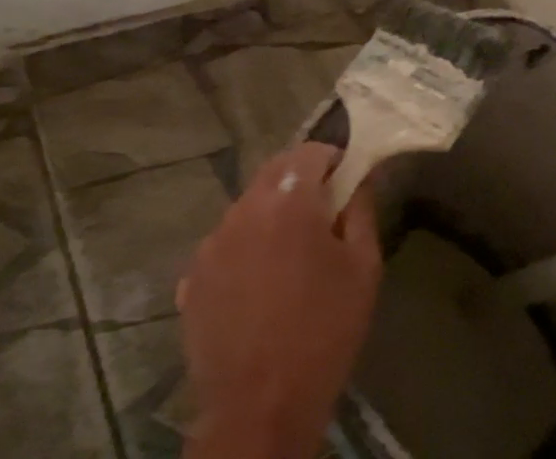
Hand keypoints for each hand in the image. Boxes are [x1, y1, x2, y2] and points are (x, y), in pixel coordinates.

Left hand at [178, 143, 381, 458]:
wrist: (260, 404)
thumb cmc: (324, 330)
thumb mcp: (363, 268)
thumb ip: (361, 212)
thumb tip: (358, 181)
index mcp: (287, 202)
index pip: (309, 152)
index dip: (333, 158)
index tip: (348, 180)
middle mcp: (242, 211)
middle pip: (273, 172)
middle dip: (300, 180)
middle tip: (324, 212)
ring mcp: (210, 245)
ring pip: (247, 208)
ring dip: (271, 214)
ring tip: (291, 254)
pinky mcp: (192, 278)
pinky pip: (225, 245)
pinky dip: (246, 248)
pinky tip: (261, 285)